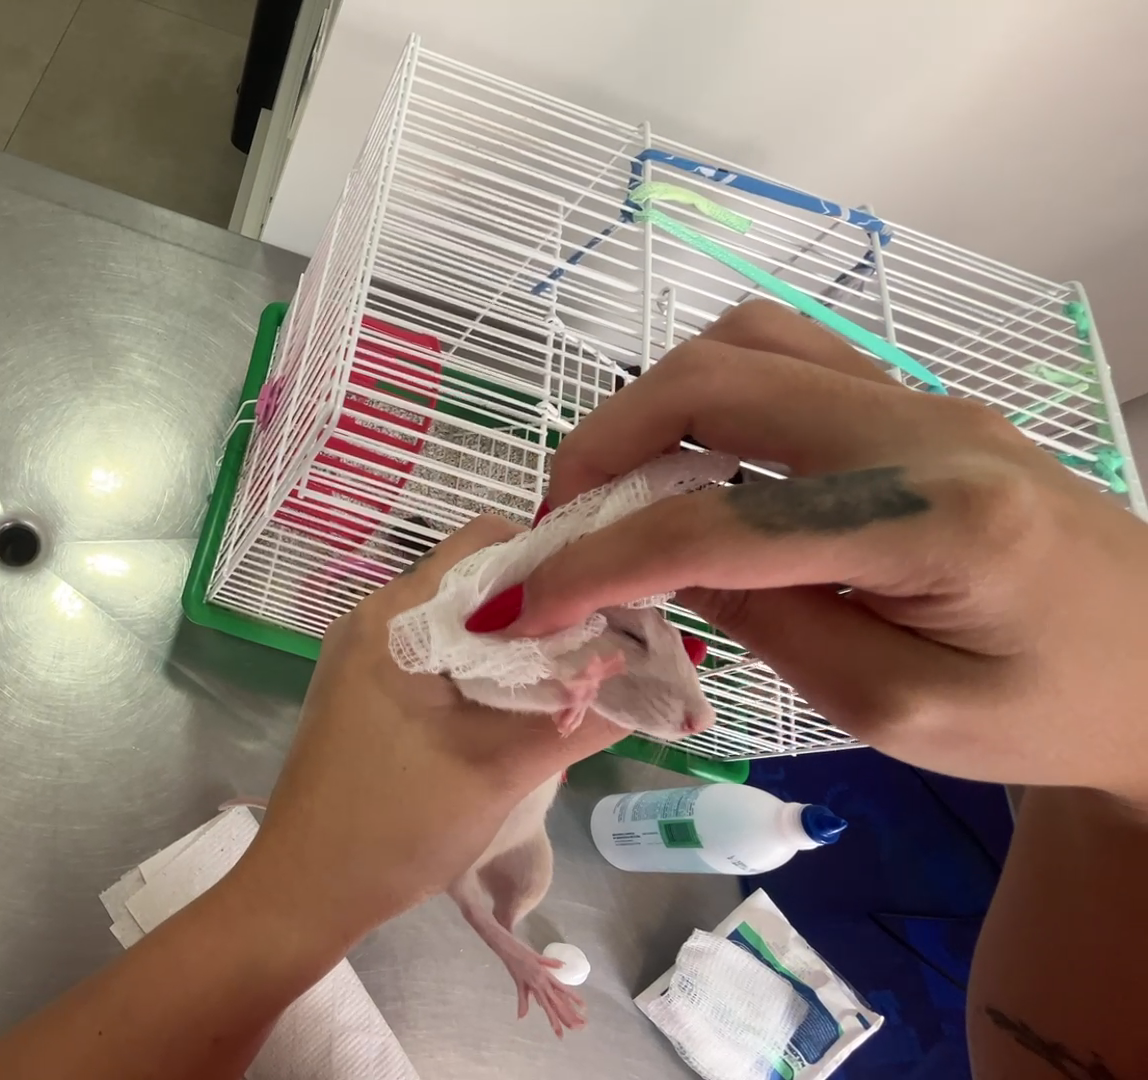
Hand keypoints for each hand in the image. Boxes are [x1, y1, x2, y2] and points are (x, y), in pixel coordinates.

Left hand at [225, 516, 623, 950]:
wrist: (307, 885)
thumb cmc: (396, 822)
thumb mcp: (501, 767)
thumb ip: (582, 714)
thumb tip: (659, 674)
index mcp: (393, 616)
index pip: (484, 545)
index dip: (554, 562)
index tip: (611, 601)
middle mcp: (372, 619)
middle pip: (472, 583)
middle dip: (541, 609)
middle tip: (607, 649)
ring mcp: (362, 654)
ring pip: (455, 623)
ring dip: (513, 645)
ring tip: (574, 681)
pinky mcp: (364, 688)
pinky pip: (433, 655)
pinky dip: (480, 669)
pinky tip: (518, 706)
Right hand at [508, 300, 1147, 798]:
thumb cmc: (1053, 713)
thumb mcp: (893, 708)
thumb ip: (759, 625)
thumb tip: (652, 564)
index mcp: (937, 524)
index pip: (714, 526)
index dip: (595, 566)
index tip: (519, 606)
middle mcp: (924, 429)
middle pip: (712, 382)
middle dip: (600, 448)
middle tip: (558, 520)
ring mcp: (916, 397)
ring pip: (737, 343)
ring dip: (644, 407)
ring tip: (611, 481)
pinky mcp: (904, 398)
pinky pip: (772, 352)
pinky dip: (694, 392)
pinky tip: (681, 451)